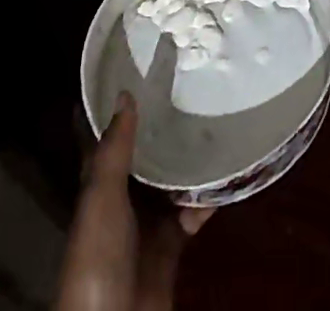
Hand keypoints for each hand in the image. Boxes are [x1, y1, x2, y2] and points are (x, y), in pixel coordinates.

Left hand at [56, 92, 213, 310]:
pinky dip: (212, 193)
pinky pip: (196, 210)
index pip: (101, 139)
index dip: (109, 110)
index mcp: (98, 187)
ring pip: (172, 179)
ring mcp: (149, 221)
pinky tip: (232, 168)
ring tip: (217, 116)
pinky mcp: (173, 241)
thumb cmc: (98, 257)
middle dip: (161, 126)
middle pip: (143, 156)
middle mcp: (123, 200)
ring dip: (190, 156)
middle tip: (189, 85)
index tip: (130, 72)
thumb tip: (125, 94)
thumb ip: (115, 151)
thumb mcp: (101, 200)